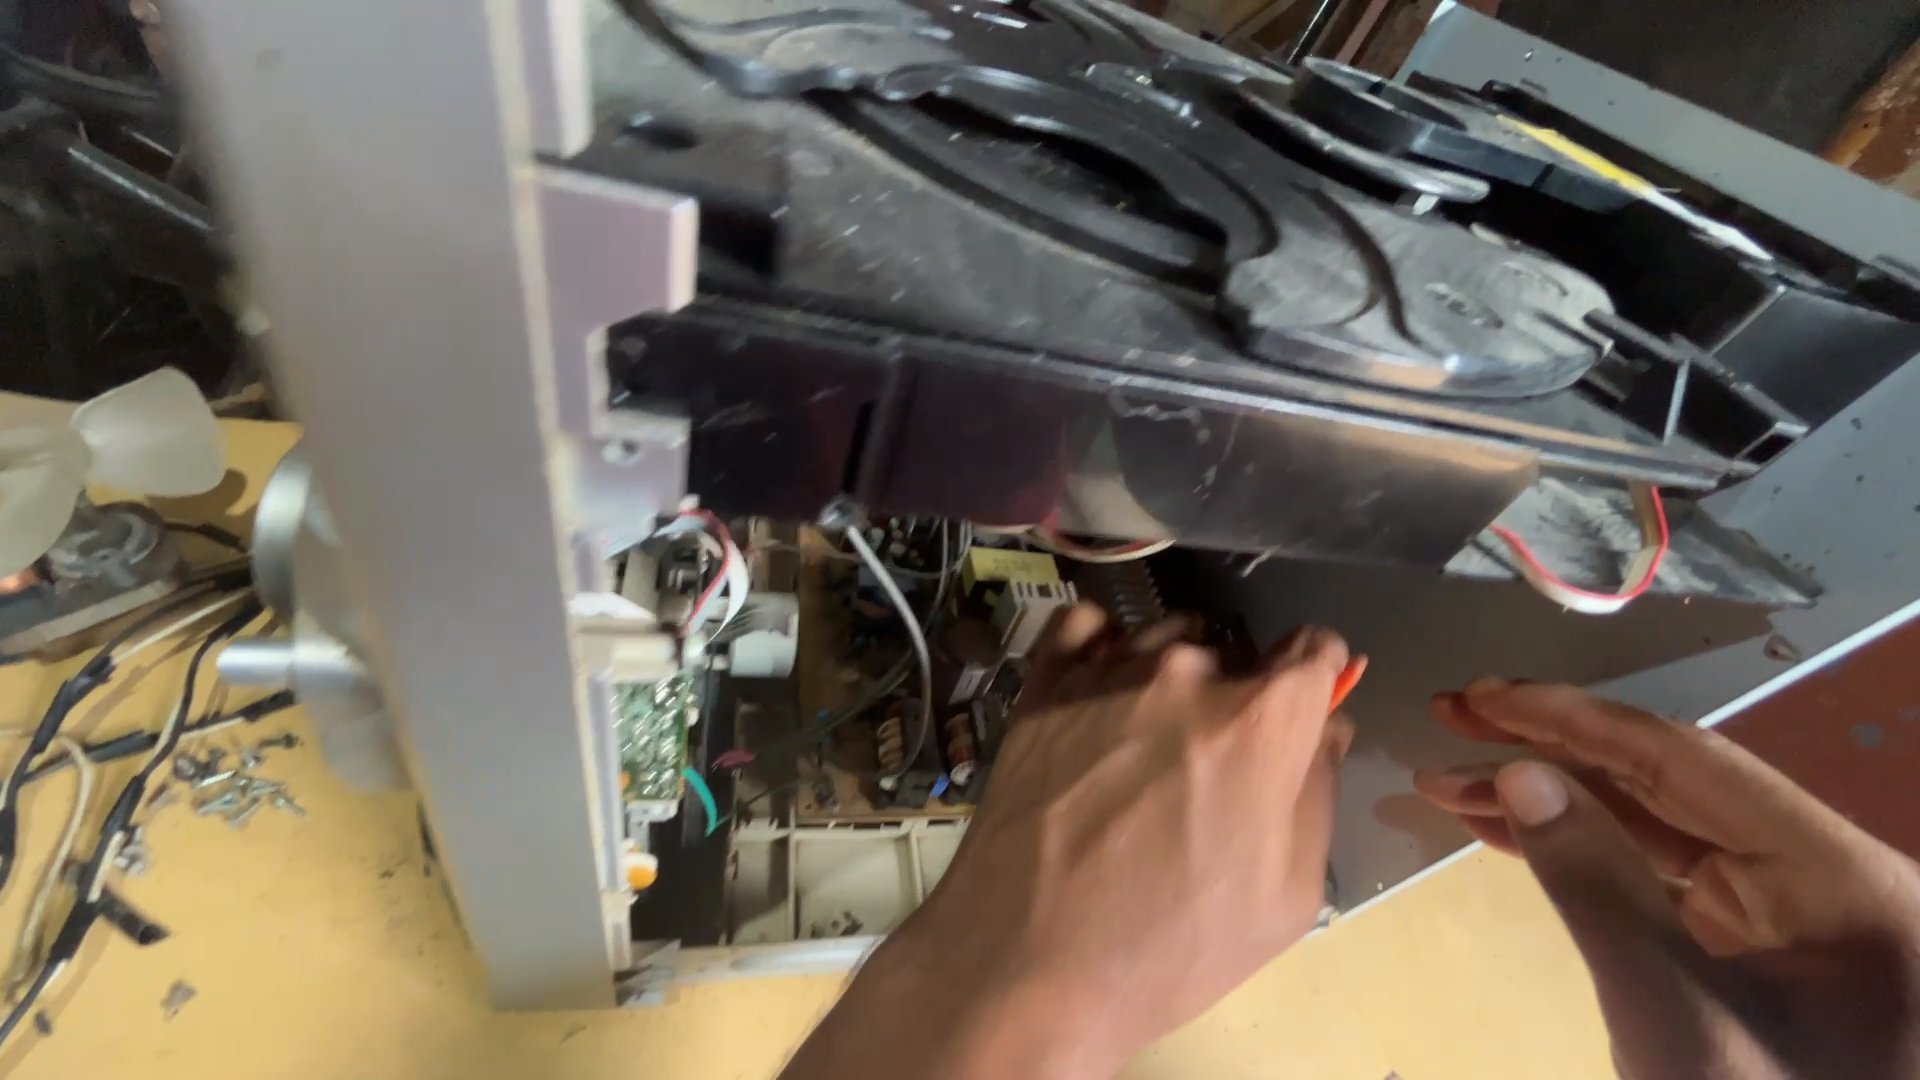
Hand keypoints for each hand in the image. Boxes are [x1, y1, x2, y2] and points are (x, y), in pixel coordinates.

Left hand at [780, 605, 1354, 1079]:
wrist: (1029, 953)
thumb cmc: (1170, 943)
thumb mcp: (1285, 895)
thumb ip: (1316, 789)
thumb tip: (1324, 724)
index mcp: (1257, 720)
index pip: (1313, 649)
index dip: (1315, 674)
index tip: (1301, 701)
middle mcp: (1184, 672)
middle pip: (1234, 652)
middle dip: (1238, 693)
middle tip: (1208, 758)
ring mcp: (1107, 667)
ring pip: (1166, 636)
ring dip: (1173, 673)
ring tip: (1147, 736)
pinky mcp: (1045, 676)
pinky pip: (1087, 624)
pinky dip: (1104, 643)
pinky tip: (1101, 687)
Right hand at [1415, 680, 1919, 1079]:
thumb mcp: (1675, 1019)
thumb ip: (1597, 888)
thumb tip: (1520, 775)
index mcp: (1843, 881)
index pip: (1682, 760)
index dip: (1570, 717)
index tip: (1481, 696)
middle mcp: (1825, 872)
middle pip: (1658, 778)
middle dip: (1542, 746)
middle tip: (1450, 717)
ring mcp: (1793, 905)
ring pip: (1645, 816)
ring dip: (1542, 794)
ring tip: (1448, 782)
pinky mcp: (1760, 935)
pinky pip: (1650, 862)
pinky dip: (1572, 840)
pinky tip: (1500, 826)